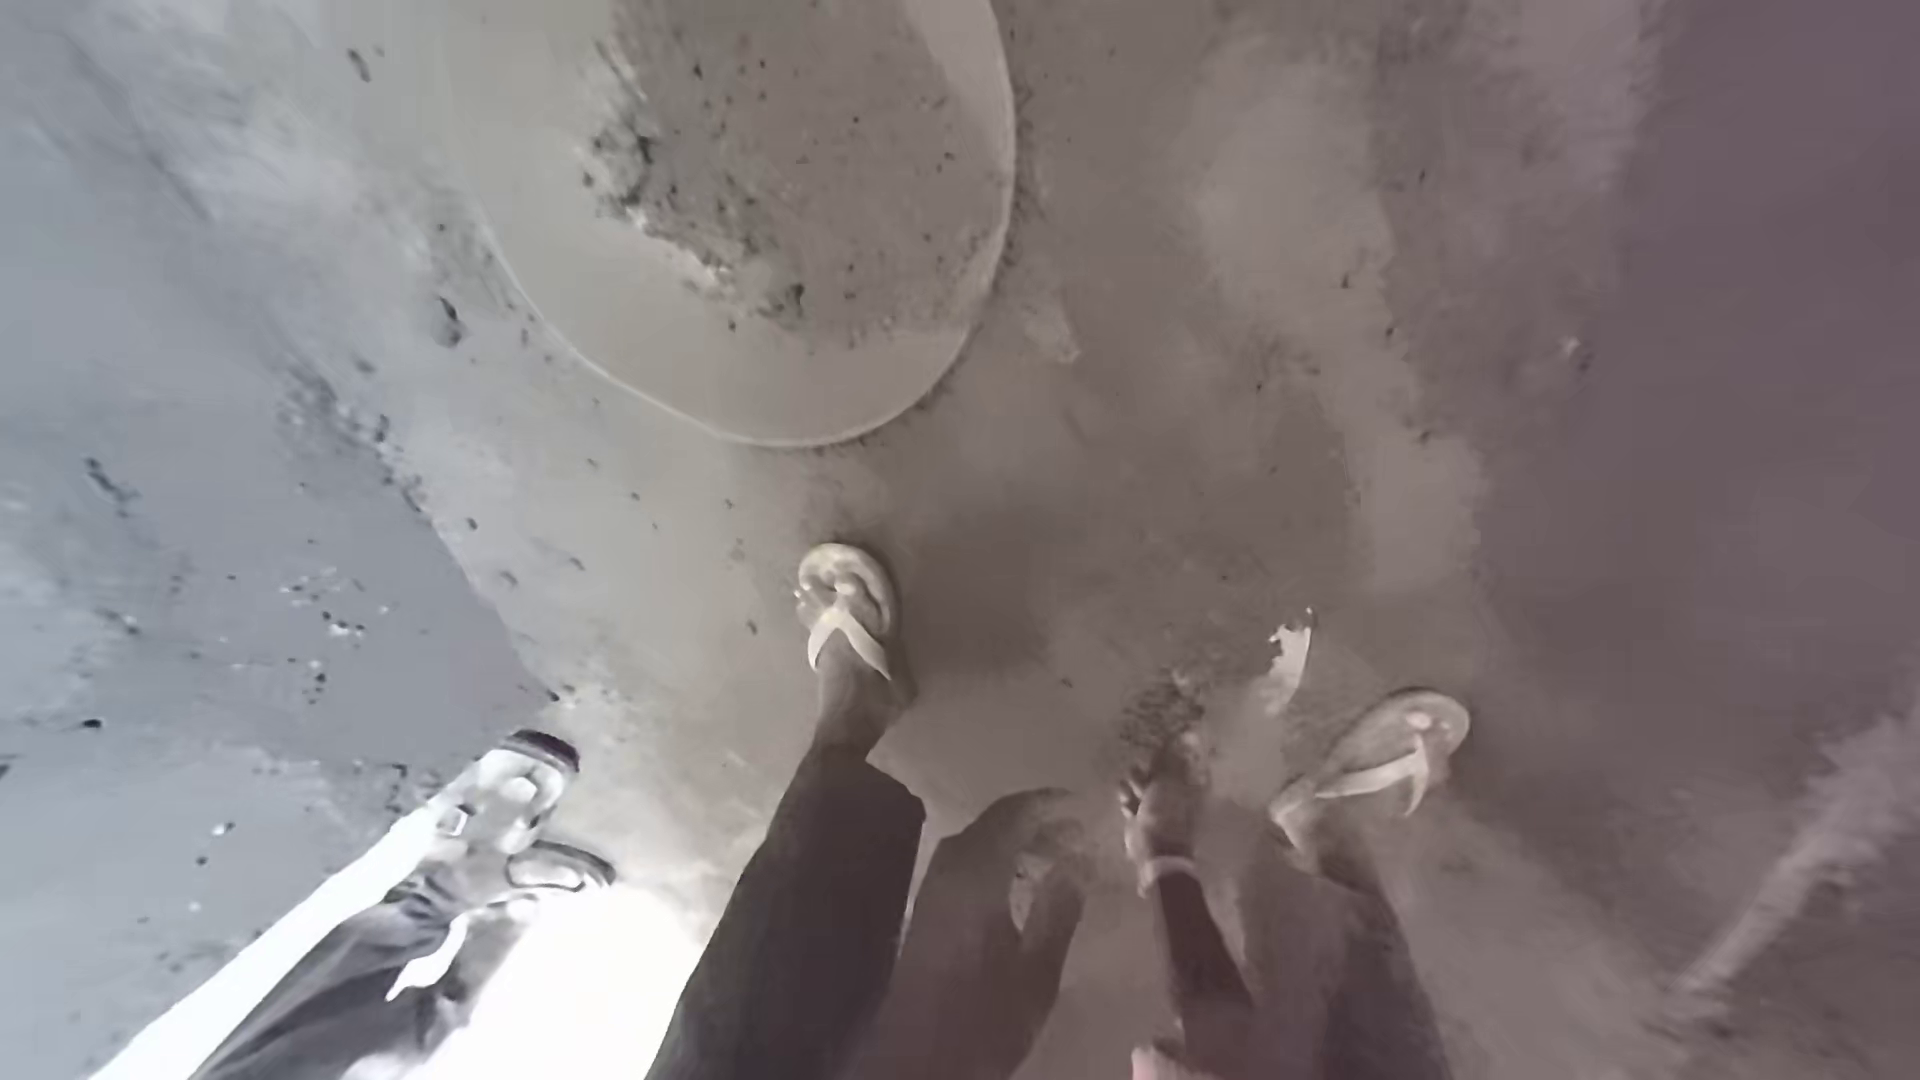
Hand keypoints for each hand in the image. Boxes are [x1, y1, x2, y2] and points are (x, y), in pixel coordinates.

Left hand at [846, 790, 1086, 1079]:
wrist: (916, 1058)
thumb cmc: (983, 1016)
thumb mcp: (1036, 970)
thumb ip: (1060, 908)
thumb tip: (1081, 859)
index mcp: (977, 870)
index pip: (1014, 813)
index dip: (1048, 802)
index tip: (1080, 803)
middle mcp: (952, 862)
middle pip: (997, 820)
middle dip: (1038, 820)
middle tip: (1077, 834)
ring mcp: (936, 878)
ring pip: (982, 836)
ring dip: (1019, 837)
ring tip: (1058, 855)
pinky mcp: (930, 898)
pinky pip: (970, 855)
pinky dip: (999, 854)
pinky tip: (1022, 878)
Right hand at [1120, 734, 1205, 864]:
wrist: (1154, 850)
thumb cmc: (1166, 814)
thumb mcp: (1168, 782)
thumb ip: (1170, 759)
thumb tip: (1184, 732)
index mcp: (1183, 786)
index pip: (1173, 762)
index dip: (1162, 755)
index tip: (1151, 750)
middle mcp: (1171, 795)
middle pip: (1154, 772)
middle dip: (1144, 772)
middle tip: (1141, 778)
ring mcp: (1155, 806)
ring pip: (1139, 784)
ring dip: (1132, 785)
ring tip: (1132, 793)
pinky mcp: (1138, 817)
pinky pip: (1129, 799)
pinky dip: (1126, 799)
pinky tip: (1126, 803)